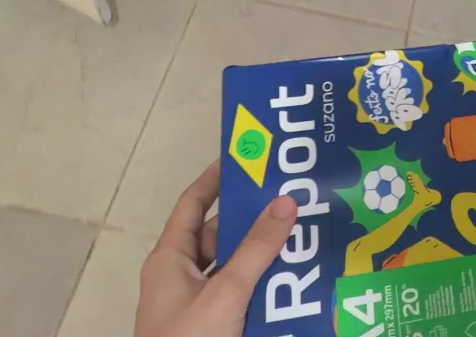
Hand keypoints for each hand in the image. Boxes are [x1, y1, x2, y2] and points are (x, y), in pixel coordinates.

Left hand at [137, 162, 299, 336]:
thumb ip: (258, 248)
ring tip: (304, 231)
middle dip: (254, 216)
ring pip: (234, 268)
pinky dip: (265, 285)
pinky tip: (297, 279)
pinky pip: (242, 297)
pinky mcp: (214, 332)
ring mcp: (196, 309)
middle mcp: (181, 279)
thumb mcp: (227, 294)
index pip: (193, 204)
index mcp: (170, 260)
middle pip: (220, 235)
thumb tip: (286, 199)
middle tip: (293, 194)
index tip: (249, 156)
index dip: (216, 177)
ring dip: (264, 253)